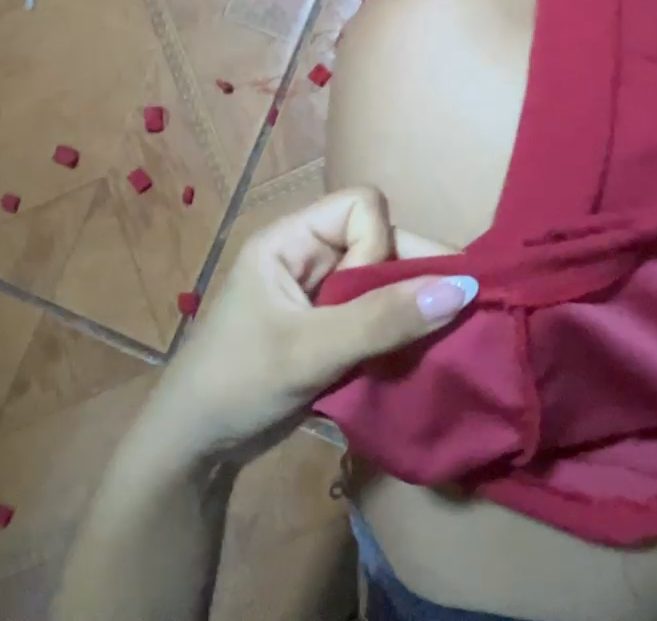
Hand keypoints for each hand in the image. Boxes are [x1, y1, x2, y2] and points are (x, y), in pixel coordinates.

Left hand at [144, 187, 477, 462]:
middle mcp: (308, 256)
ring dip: (409, 307)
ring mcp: (318, 294)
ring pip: (384, 279)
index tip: (373, 296)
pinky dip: (398, 329)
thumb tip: (464, 289)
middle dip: (411, 275)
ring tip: (437, 338)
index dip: (380, 244)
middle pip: (380, 239)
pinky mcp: (328, 328)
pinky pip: (377, 311)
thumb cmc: (237, 384)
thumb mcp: (311, 351)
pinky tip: (415, 352)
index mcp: (291, 240)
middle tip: (446, 317)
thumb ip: (384, 319)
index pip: (361, 207)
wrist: (192, 450)